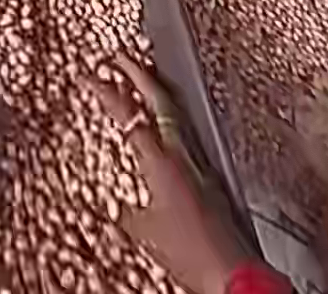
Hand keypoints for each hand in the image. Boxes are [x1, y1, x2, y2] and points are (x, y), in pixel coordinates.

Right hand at [91, 52, 255, 293]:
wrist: (239, 278)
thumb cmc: (192, 255)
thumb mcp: (147, 232)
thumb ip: (127, 213)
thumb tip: (113, 210)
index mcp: (160, 159)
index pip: (128, 114)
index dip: (105, 92)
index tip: (88, 76)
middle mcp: (182, 154)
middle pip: (160, 100)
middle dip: (137, 74)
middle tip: (119, 56)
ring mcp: (201, 163)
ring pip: (177, 113)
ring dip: (156, 90)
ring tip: (141, 76)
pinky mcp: (212, 177)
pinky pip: (187, 132)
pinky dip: (171, 117)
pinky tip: (165, 124)